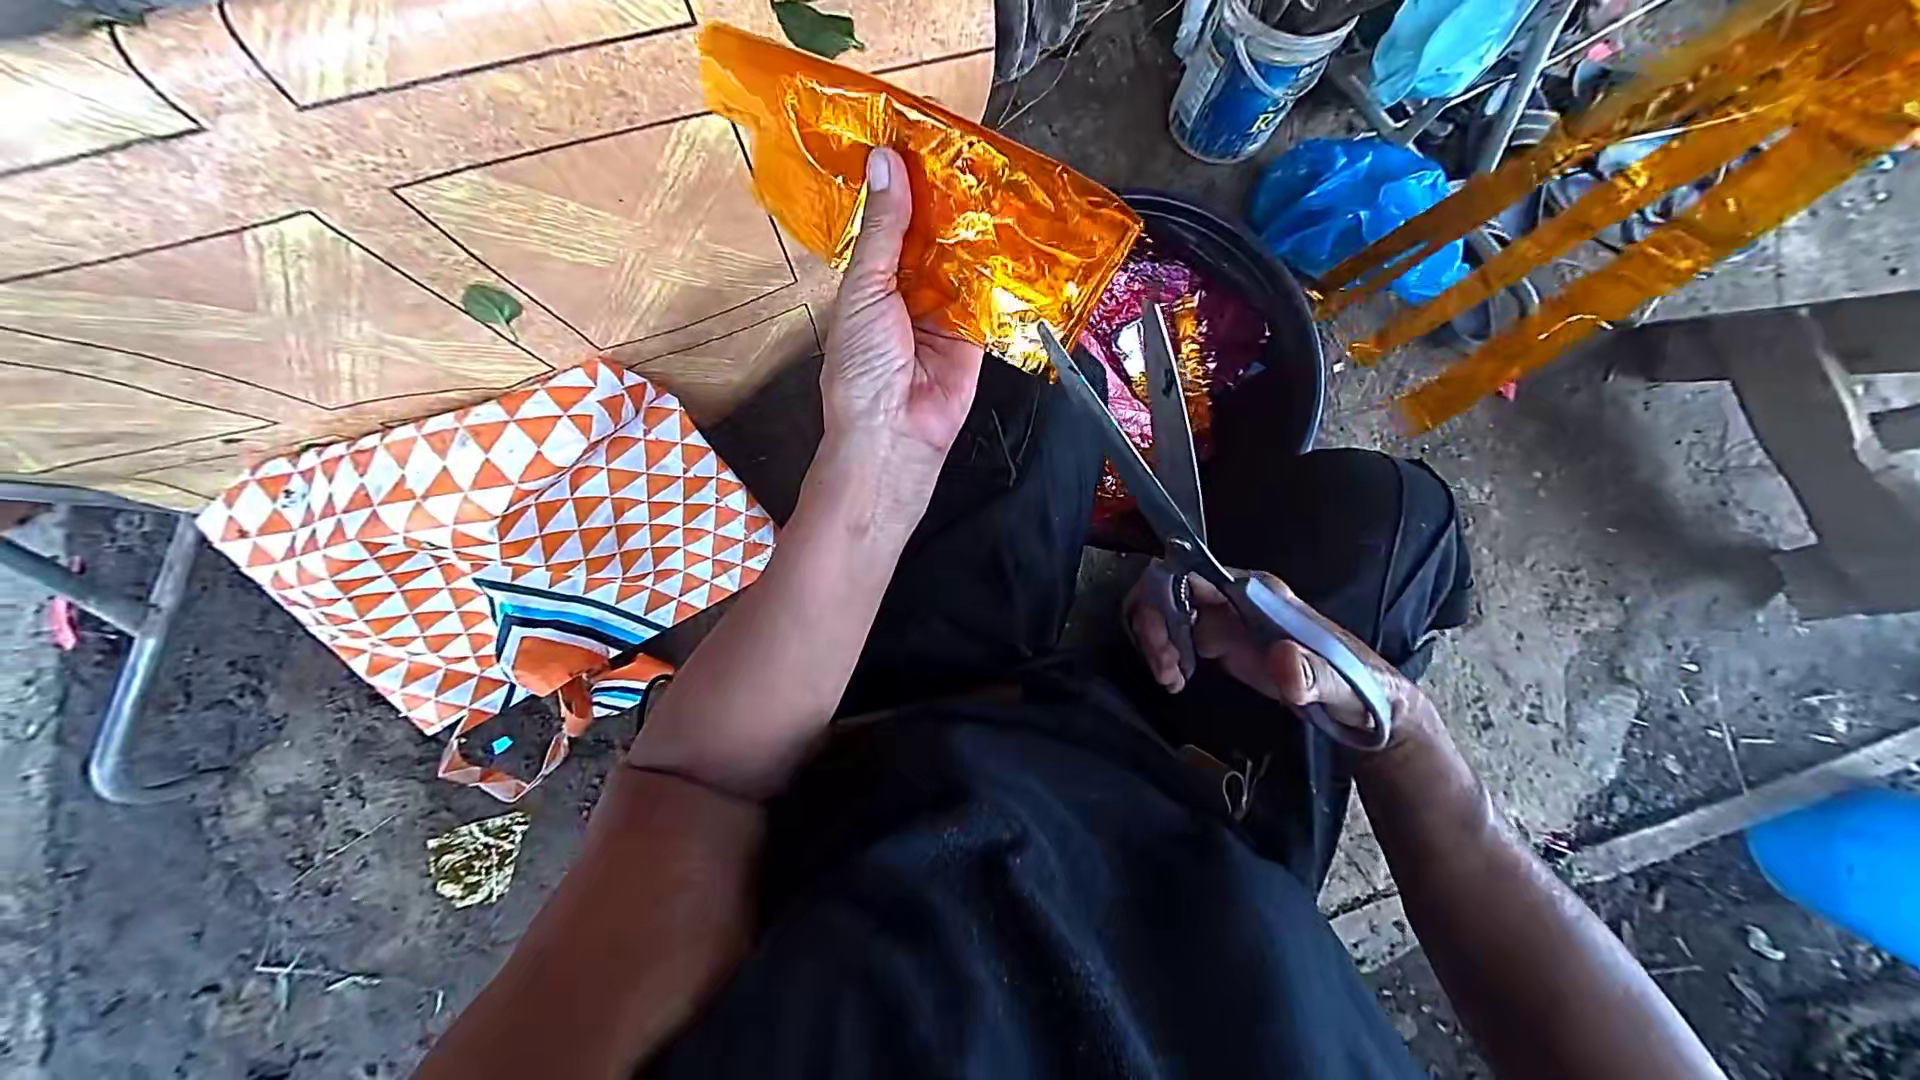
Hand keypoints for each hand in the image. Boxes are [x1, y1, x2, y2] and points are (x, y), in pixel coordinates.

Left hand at [816, 147, 983, 526]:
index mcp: (871, 283)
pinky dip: (999, 272)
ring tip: (996, 183)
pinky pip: (988, 298)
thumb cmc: (862, 370)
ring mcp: (942, 315)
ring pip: (962, 264)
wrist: (895, 434)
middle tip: (971, 156)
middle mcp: (907, 295)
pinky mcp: (973, 337)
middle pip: (932, 241)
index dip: (907, 188)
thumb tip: (886, 165)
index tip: (925, 143)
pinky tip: (1013, 235)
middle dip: (948, 205)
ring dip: (976, 232)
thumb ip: (883, 232)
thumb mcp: (865, 290)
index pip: (892, 225)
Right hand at [1125, 567, 1432, 749]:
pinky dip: (1163, 652)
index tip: (1164, 643)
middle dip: (1151, 623)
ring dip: (1153, 639)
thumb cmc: (1355, 690)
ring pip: (1164, 608)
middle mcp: (1233, 596)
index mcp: (1256, 593)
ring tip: (1170, 678)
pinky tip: (1176, 680)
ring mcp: (1224, 616)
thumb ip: (1310, 674)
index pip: (1191, 572)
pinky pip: (1173, 631)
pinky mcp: (1219, 638)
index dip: (1164, 598)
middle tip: (1164, 668)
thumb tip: (1278, 656)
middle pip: (1168, 587)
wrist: (1365, 707)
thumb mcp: (1338, 687)